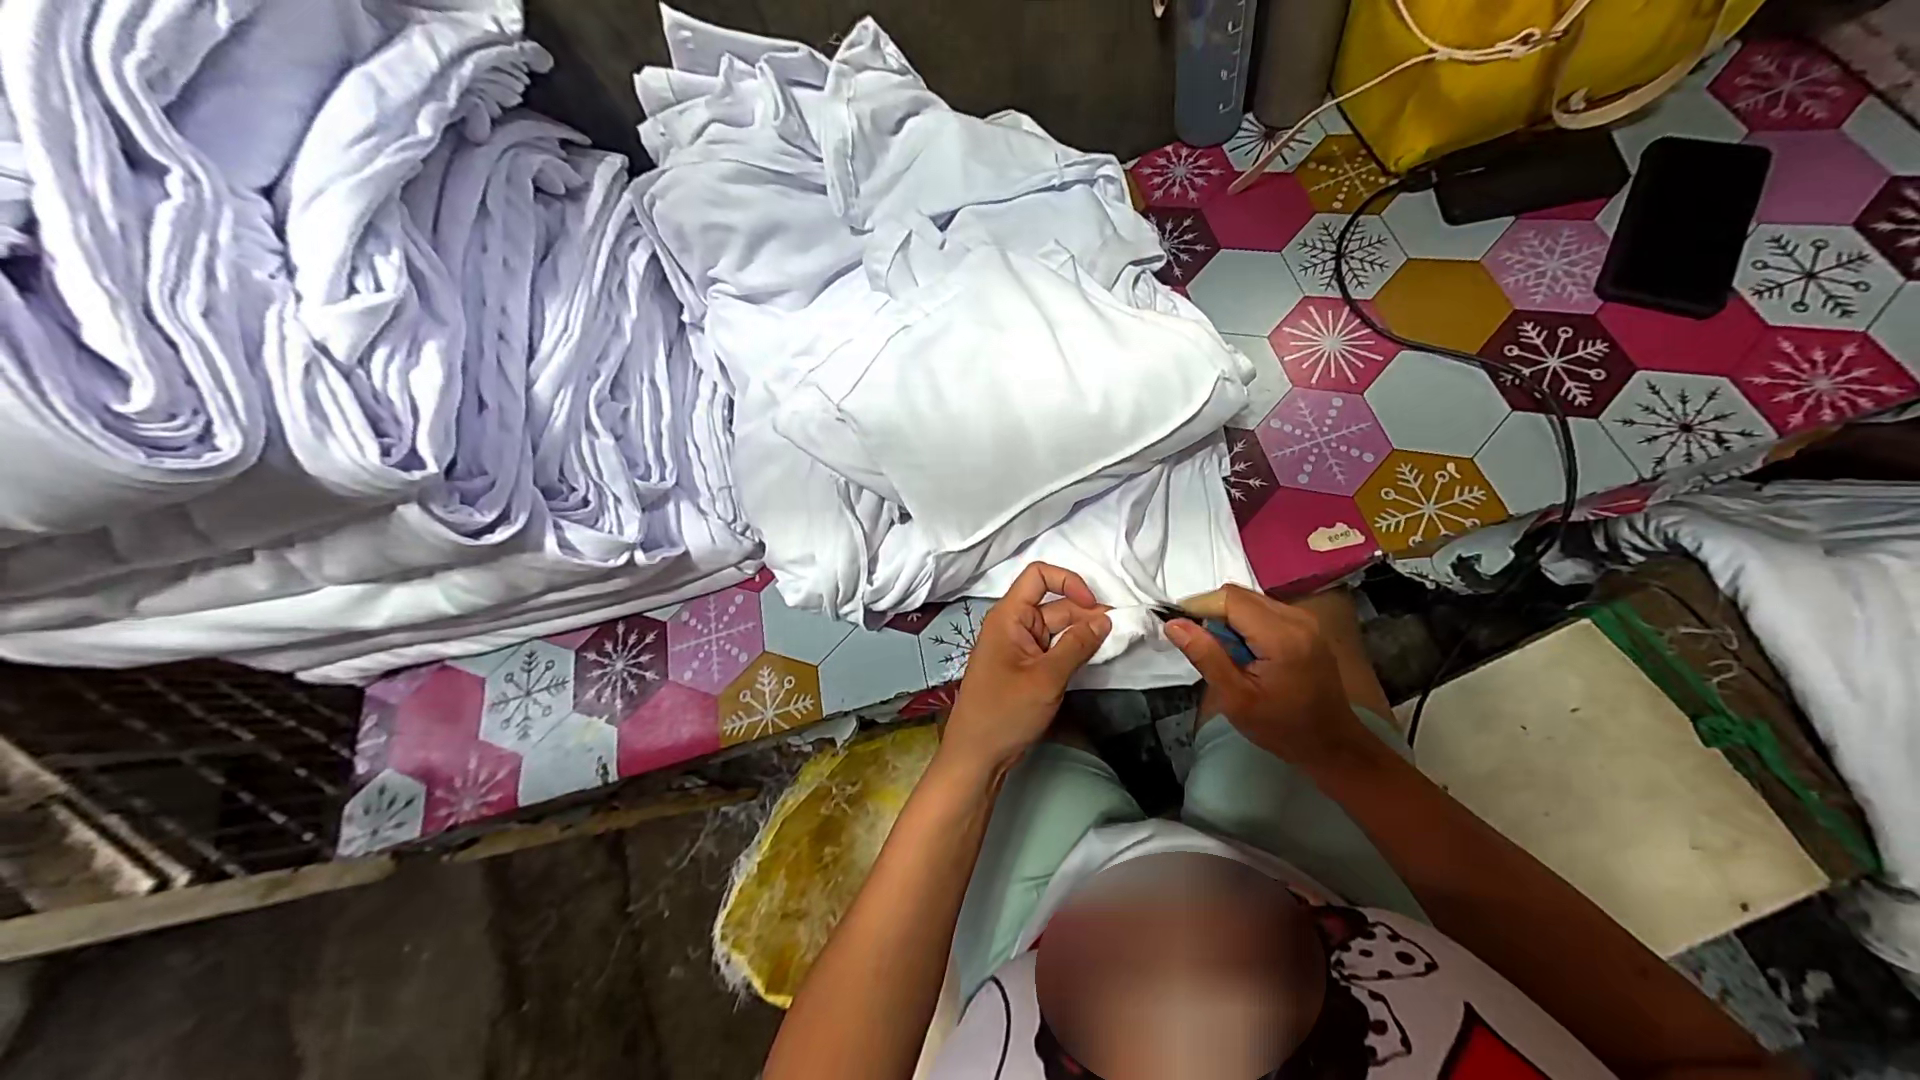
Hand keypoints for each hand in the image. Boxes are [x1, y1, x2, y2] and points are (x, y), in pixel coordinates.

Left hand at [940, 563, 1112, 778]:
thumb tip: (1105, 618)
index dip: (1069, 582)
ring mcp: (1019, 647)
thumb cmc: (1004, 712)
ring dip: (1083, 633)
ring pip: (1057, 627)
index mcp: (1008, 616)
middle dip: (1085, 613)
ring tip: (1113, 644)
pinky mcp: (1026, 667)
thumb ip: (1077, 645)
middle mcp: (1013, 625)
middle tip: (1119, 631)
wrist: (977, 755)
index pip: (1038, 576)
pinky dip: (1073, 649)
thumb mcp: (1046, 678)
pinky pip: (1053, 648)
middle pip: (1054, 604)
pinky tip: (1094, 657)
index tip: (1093, 604)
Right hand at [1163, 585, 1364, 764]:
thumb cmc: (1281, 727)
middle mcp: (1297, 618)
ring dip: (1227, 618)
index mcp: (1282, 637)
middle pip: (1239, 595)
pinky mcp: (1306, 626)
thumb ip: (1205, 656)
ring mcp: (1305, 620)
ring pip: (1250, 600)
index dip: (1198, 607)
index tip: (1178, 628)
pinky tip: (1241, 650)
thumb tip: (1173, 624)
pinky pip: (1263, 609)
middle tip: (1198, 644)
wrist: (1332, 744)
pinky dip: (1244, 622)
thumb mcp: (1235, 698)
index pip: (1229, 599)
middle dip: (1210, 612)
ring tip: (1219, 650)